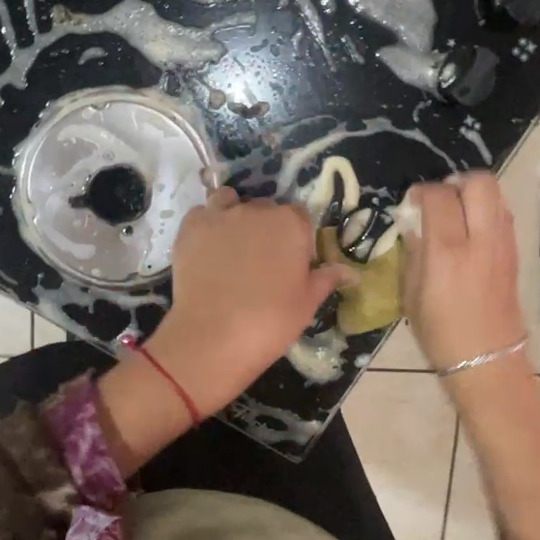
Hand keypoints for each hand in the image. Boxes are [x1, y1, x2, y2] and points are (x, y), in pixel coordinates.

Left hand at [147, 188, 348, 414]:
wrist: (213, 337)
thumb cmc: (270, 322)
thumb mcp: (307, 304)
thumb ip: (326, 279)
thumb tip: (349, 272)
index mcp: (291, 224)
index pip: (300, 218)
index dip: (296, 239)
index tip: (291, 263)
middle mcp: (256, 210)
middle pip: (265, 209)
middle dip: (265, 229)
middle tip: (260, 263)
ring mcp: (220, 216)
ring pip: (230, 203)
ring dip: (234, 218)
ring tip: (231, 250)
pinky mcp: (190, 228)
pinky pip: (201, 214)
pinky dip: (206, 226)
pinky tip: (206, 250)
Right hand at [401, 173, 529, 371]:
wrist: (486, 359)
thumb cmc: (440, 333)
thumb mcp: (411, 293)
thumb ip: (413, 251)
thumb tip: (413, 223)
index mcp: (448, 252)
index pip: (439, 196)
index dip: (421, 192)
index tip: (411, 203)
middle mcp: (481, 240)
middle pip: (479, 182)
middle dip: (455, 182)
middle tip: (439, 199)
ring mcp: (503, 245)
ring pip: (496, 194)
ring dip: (473, 194)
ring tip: (455, 212)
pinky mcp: (514, 253)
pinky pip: (503, 215)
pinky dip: (486, 211)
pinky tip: (469, 231)